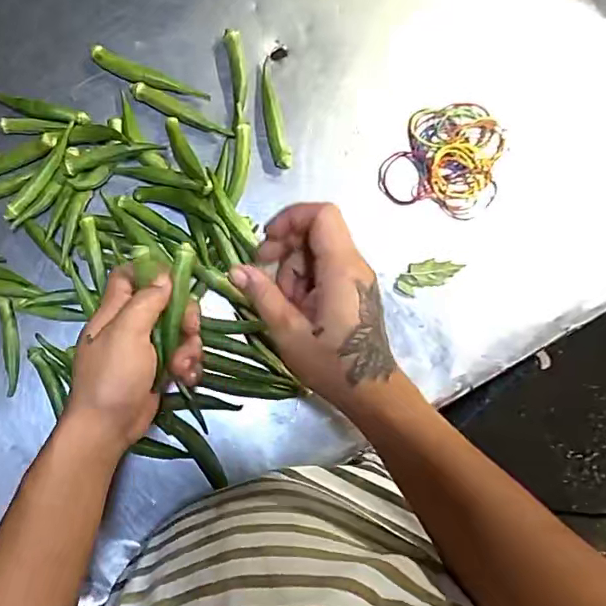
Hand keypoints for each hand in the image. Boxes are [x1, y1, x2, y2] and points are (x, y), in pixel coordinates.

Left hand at [64, 265, 201, 449]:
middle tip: (189, 331)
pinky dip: (188, 366)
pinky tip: (186, 379)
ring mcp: (145, 351)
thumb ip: (147, 301)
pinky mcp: (159, 372)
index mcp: (114, 312)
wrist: (108, 428)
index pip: (128, 276)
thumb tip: (164, 276)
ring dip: (189, 347)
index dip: (151, 272)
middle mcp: (130, 327)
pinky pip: (182, 358)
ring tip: (182, 367)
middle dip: (184, 317)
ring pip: (179, 333)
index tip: (176, 280)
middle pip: (165, 305)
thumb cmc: (112, 377)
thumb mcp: (128, 332)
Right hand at [228, 203, 410, 413]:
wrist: (370, 391)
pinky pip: (324, 271)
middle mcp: (354, 265)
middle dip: (285, 249)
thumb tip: (236, 269)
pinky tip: (296, 310)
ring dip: (292, 271)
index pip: (321, 214)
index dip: (291, 218)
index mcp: (342, 268)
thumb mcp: (288, 331)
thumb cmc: (332, 364)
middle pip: (315, 232)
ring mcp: (355, 278)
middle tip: (263, 276)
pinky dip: (304, 283)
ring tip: (285, 305)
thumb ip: (262, 295)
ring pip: (316, 253)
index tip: (267, 242)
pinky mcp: (352, 291)